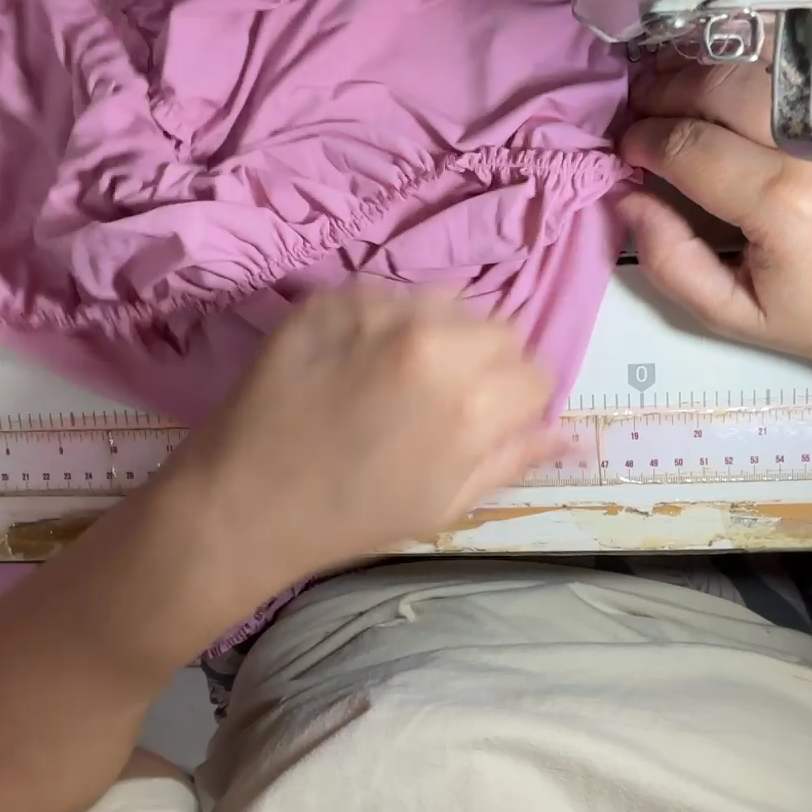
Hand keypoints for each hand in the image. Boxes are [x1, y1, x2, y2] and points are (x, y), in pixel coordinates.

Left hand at [157, 286, 559, 588]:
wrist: (243, 501)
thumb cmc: (352, 516)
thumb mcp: (445, 504)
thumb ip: (513, 459)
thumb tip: (569, 433)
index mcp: (472, 405)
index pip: (537, 371)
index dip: (517, 399)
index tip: (488, 416)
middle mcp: (434, 342)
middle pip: (502, 327)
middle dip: (487, 360)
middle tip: (445, 394)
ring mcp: (379, 310)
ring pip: (450, 301)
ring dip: (442, 332)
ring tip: (401, 371)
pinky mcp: (334, 295)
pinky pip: (391, 294)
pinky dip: (389, 321)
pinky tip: (357, 358)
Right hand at [617, 63, 811, 389]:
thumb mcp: (733, 314)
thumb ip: (670, 260)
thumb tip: (627, 198)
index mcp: (785, 204)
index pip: (688, 146)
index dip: (642, 141)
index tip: (624, 151)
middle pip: (721, 86)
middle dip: (665, 92)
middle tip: (639, 112)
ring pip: (762, 64)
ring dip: (706, 73)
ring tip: (674, 95)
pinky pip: (802, 69)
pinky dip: (755, 71)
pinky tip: (729, 93)